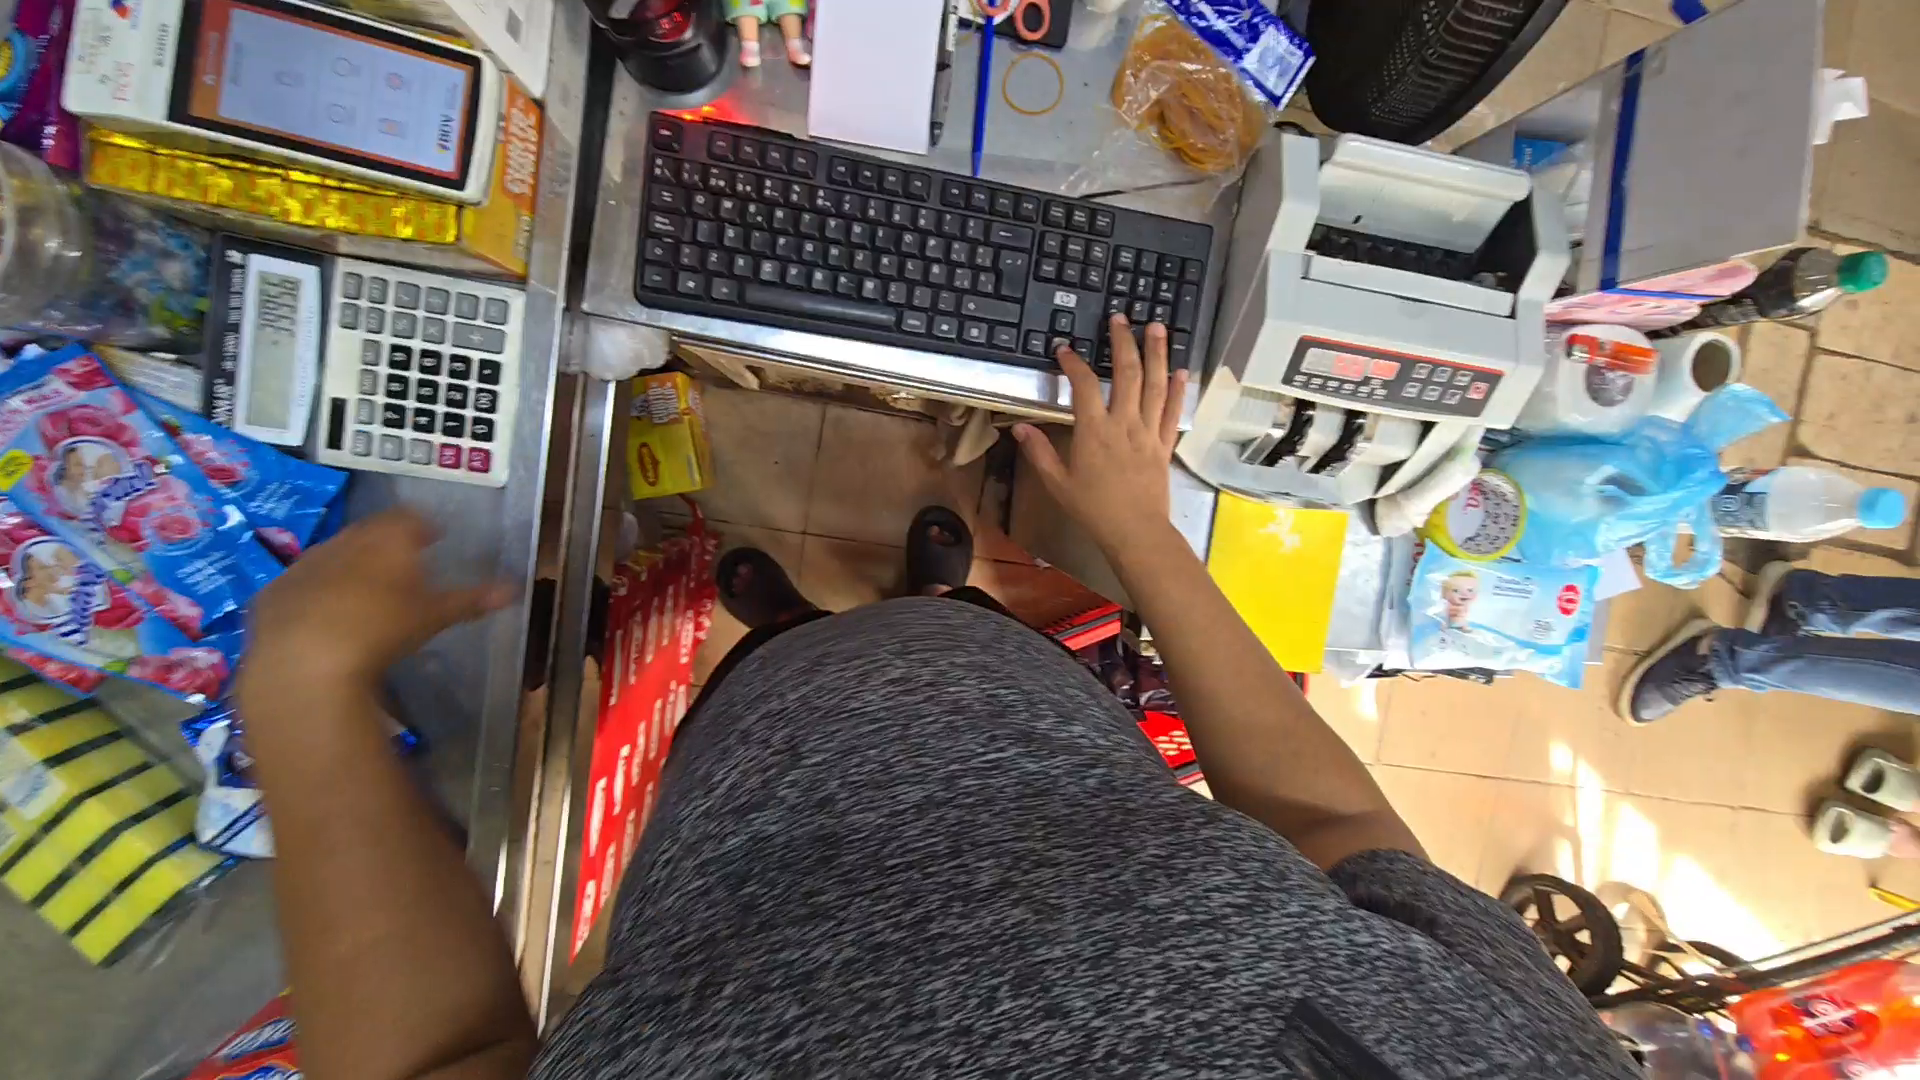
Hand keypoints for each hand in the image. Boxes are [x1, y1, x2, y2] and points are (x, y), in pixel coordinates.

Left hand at [237, 510, 512, 703]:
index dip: (423, 525)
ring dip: (351, 563)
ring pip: (334, 553)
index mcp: (388, 540)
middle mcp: (345, 542)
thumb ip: (473, 600)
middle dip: (386, 542)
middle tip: (404, 561)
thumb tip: (515, 589)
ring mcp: (304, 565)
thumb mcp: (436, 616)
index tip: (434, 538)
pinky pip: (303, 581)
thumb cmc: (383, 628)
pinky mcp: (273, 592)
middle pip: (369, 531)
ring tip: (367, 588)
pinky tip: (326, 613)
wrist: (303, 662)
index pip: (409, 517)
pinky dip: (318, 588)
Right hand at [1012, 316, 1187, 558]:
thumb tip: (1020, 428)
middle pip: (1127, 374)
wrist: (1136, 532)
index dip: (1074, 363)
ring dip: (1156, 354)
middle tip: (1121, 318)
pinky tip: (1181, 370)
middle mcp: (1124, 424)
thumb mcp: (1058, 483)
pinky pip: (1173, 413)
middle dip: (1123, 342)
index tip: (1065, 349)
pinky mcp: (1165, 445)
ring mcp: (1149, 433)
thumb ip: (1039, 453)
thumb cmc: (1093, 510)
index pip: (1085, 386)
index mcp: (1094, 431)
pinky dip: (1178, 390)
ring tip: (1156, 327)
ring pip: (1155, 385)